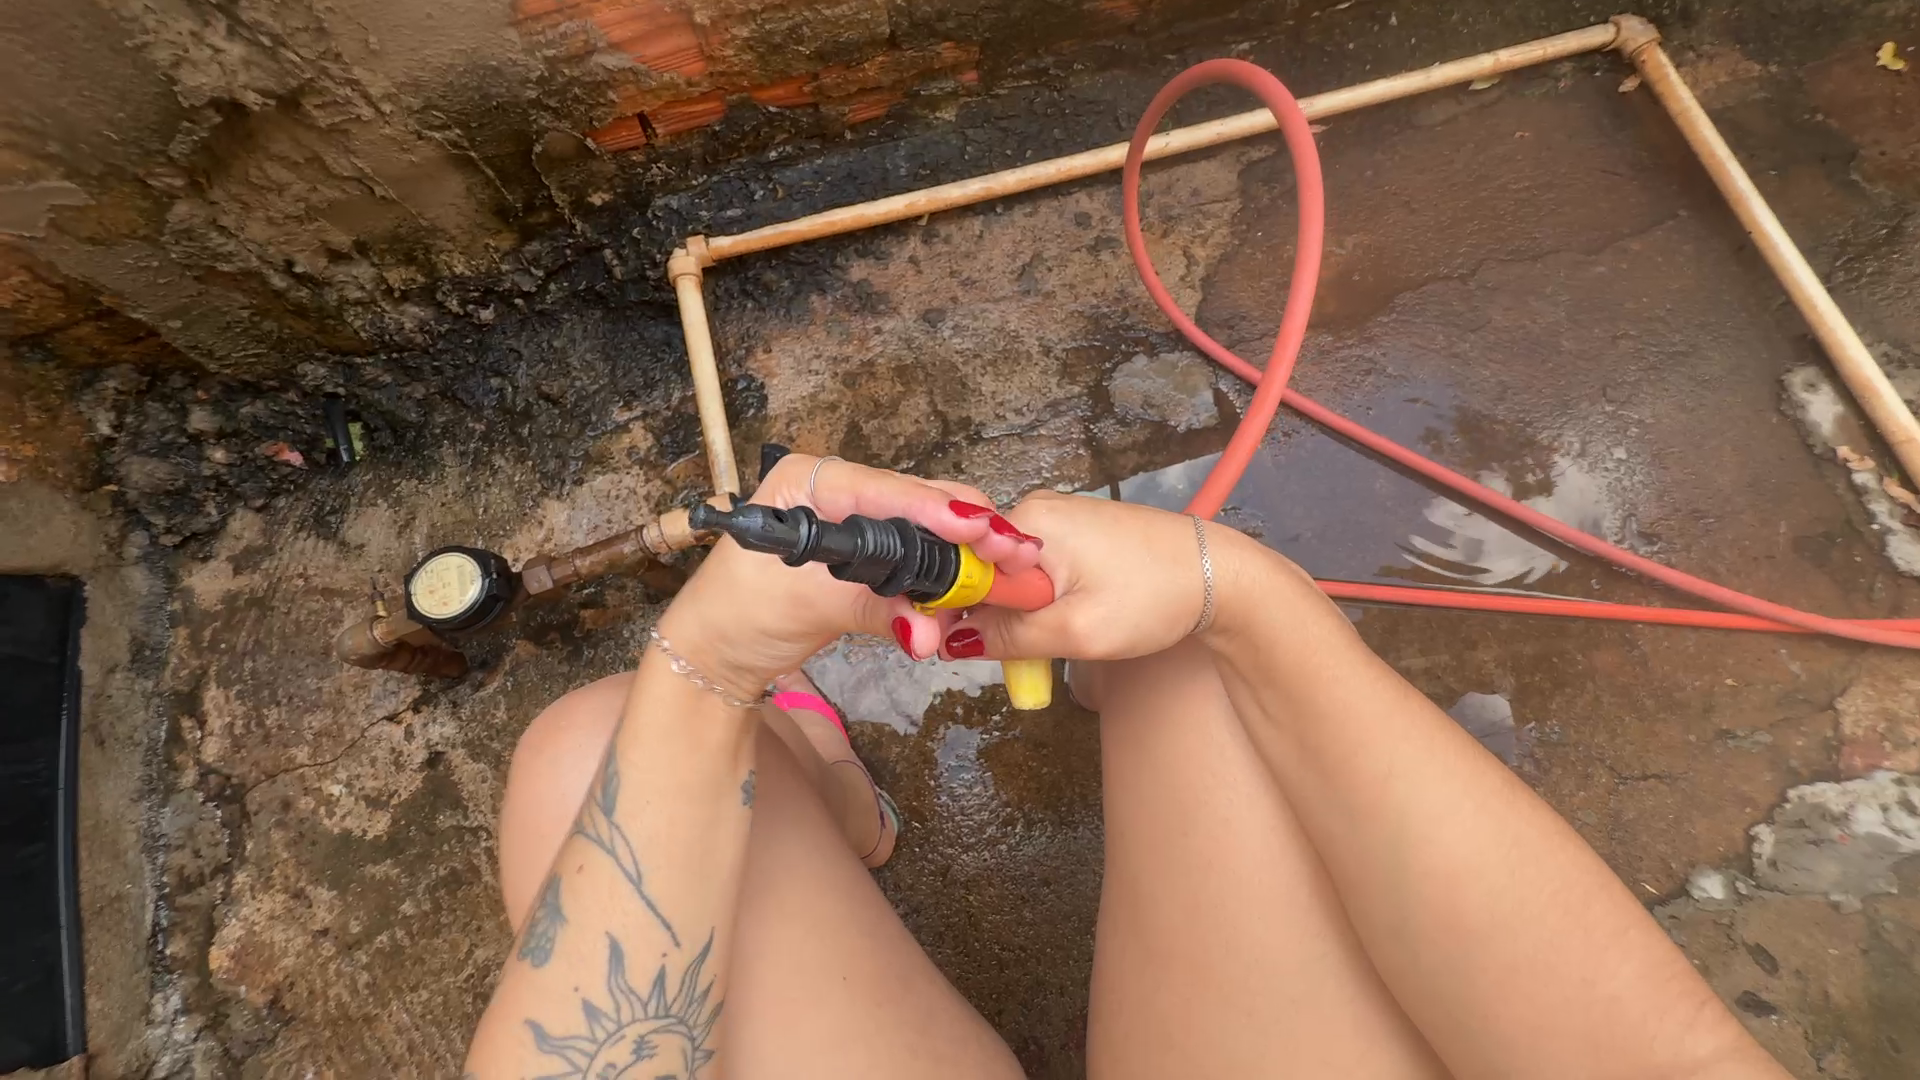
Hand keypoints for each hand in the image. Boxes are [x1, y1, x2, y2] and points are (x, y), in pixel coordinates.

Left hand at [657, 455, 1044, 695]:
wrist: (720, 652)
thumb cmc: (741, 613)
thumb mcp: (807, 603)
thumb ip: (875, 608)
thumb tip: (931, 632)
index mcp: (811, 481)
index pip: (883, 489)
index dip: (933, 509)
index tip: (978, 527)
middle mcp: (839, 490)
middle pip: (915, 503)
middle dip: (966, 530)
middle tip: (1015, 551)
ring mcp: (857, 520)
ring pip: (923, 530)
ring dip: (961, 557)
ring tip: (1004, 573)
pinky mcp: (867, 552)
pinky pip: (914, 557)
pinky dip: (940, 580)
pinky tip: (969, 592)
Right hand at [935, 492, 1304, 662]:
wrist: (1220, 575)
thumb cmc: (1152, 598)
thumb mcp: (1075, 630)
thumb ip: (1007, 637)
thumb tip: (950, 642)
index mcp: (1027, 522)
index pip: (961, 565)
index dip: (955, 609)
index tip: (962, 647)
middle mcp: (1034, 508)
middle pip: (984, 568)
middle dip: (993, 613)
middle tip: (1025, 651)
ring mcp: (1057, 516)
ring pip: (1011, 572)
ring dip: (1020, 609)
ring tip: (1057, 635)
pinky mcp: (1076, 530)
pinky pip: (1037, 567)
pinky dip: (1043, 598)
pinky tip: (1069, 616)